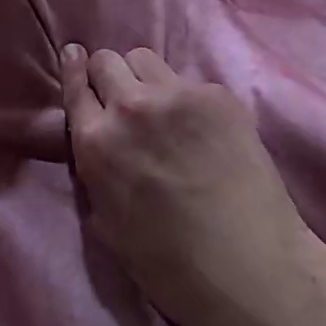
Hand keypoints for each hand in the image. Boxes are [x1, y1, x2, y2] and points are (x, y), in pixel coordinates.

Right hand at [59, 45, 315, 325]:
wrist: (251, 270)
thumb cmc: (170, 266)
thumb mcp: (107, 223)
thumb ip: (94, 169)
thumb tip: (97, 139)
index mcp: (96, 142)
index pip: (75, 84)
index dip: (74, 68)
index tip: (75, 54)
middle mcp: (130, 107)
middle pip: (108, 60)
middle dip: (110, 75)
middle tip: (125, 98)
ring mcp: (176, 94)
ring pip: (145, 59)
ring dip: (144, 78)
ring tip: (163, 109)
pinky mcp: (216, 94)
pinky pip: (189, 81)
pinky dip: (188, 99)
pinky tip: (206, 131)